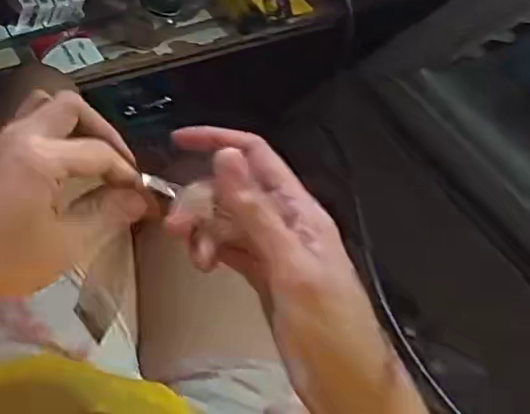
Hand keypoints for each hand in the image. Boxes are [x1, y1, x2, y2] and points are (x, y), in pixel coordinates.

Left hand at [0, 90, 148, 309]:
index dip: (126, 172)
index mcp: (40, 155)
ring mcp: (7, 135)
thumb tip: (139, 197)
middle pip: (70, 105)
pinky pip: (32, 117)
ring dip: (75, 121)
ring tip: (96, 156)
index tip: (144, 196)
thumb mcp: (66, 244)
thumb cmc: (8, 258)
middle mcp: (23, 133)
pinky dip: (56, 127)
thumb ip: (105, 214)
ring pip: (46, 103)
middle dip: (102, 130)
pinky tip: (68, 160)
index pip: (96, 150)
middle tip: (120, 165)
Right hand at [164, 127, 424, 413]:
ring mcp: (271, 248)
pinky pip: (226, 244)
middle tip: (176, 226)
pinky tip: (204, 264)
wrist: (353, 397)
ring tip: (195, 257)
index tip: (180, 140)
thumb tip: (225, 154)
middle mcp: (283, 221)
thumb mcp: (291, 267)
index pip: (256, 155)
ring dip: (201, 229)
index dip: (219, 141)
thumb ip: (255, 210)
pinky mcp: (261, 272)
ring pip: (223, 217)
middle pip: (229, 189)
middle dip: (199, 200)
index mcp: (298, 211)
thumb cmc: (332, 333)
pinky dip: (209, 248)